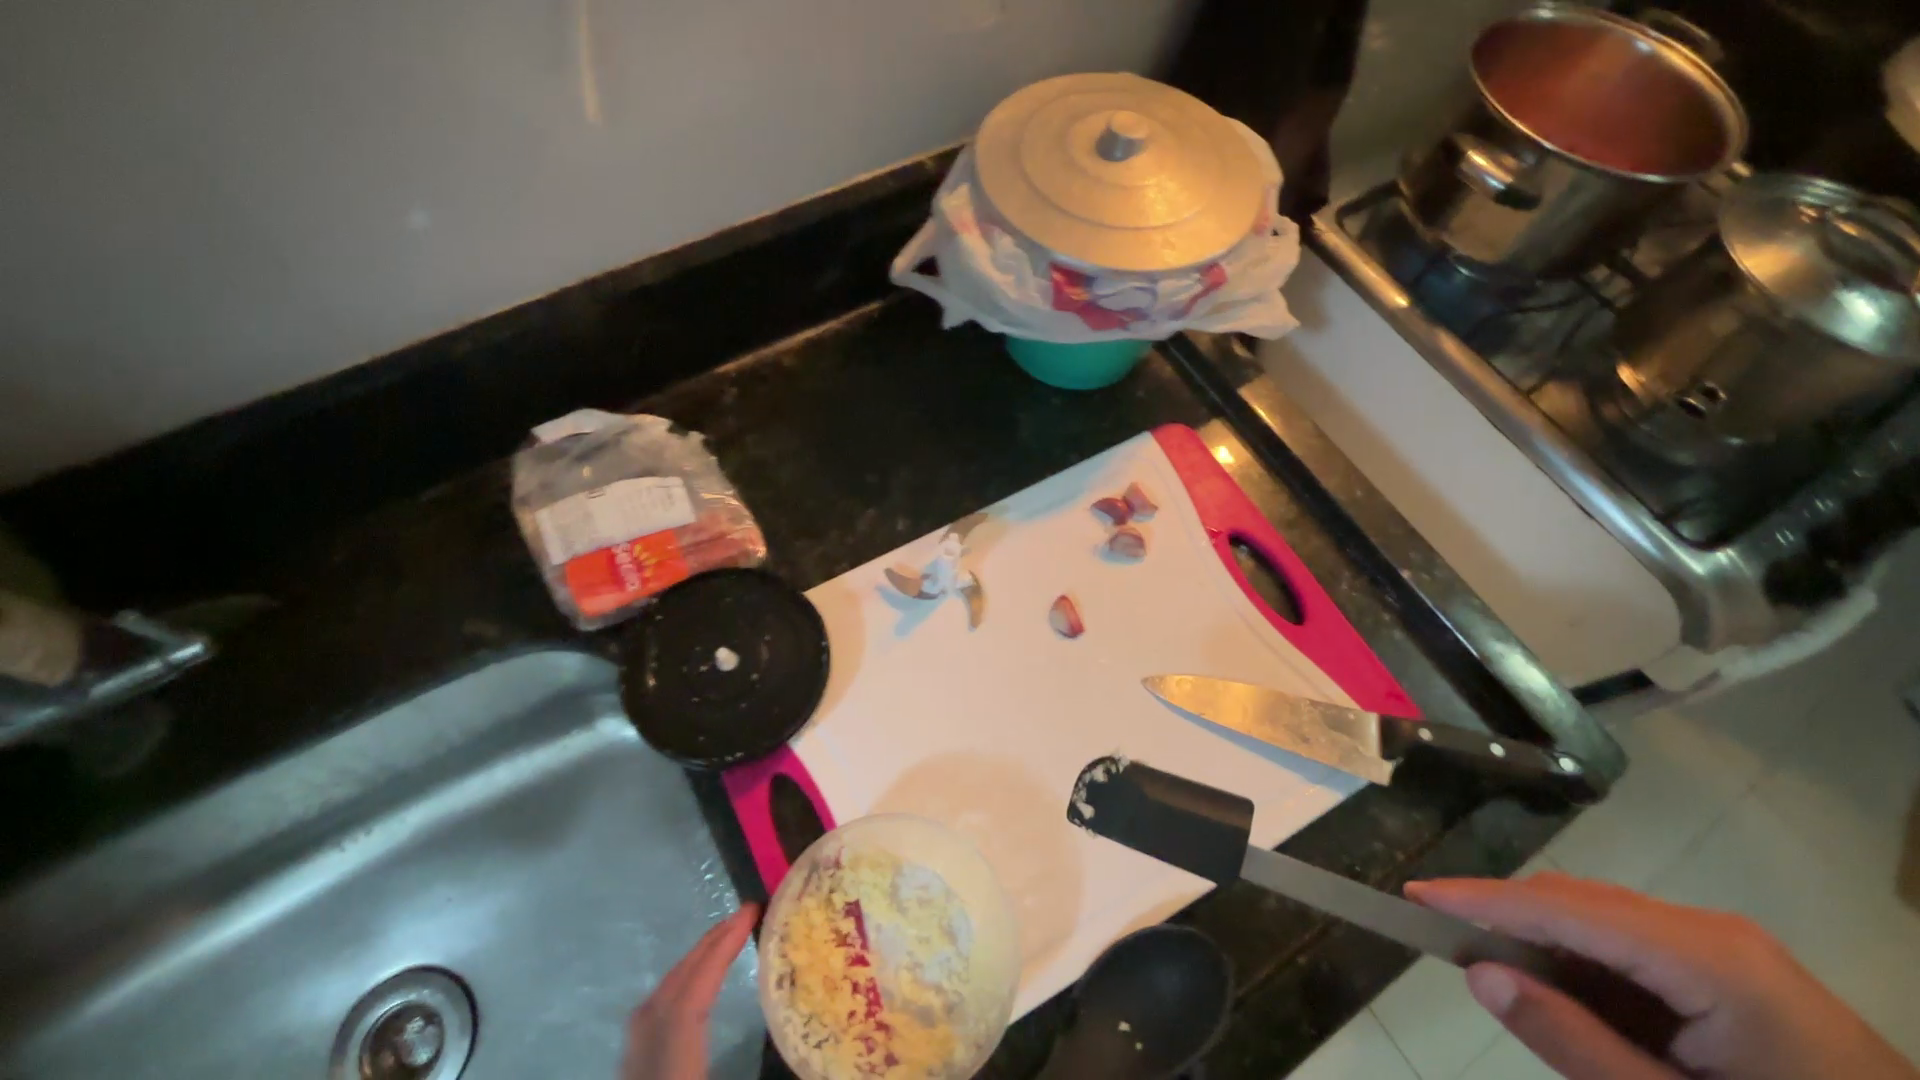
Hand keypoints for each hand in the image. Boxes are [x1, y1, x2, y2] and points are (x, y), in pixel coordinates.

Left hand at [621, 904, 759, 1079]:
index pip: (692, 999)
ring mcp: (634, 1059)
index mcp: (673, 1066)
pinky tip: (695, 987)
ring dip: (694, 962)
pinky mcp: (634, 1067)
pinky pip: (654, 1014)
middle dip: (710, 946)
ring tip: (727, 939)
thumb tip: (807, 1035)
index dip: (720, 952)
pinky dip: (679, 986)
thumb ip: (774, 1077)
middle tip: (746, 914)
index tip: (750, 914)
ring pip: (660, 998)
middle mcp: (646, 1053)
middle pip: (673, 990)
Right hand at [1407, 873, 1915, 1079]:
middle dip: (1507, 918)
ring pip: (1600, 922)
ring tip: (1499, 977)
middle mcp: (1712, 932)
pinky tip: (1565, 996)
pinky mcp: (1729, 970)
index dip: (1484, 899)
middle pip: (1579, 904)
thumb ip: (1575, 1043)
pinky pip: (1630, 948)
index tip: (1414, 895)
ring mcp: (1726, 947)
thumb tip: (1479, 973)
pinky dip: (1582, 965)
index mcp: (1708, 959)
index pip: (1567, 909)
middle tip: (1441, 942)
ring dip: (1543, 945)